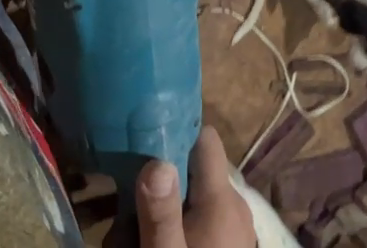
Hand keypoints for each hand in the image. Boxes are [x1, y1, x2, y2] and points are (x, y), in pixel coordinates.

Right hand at [137, 128, 256, 247]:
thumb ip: (161, 213)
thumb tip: (157, 162)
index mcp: (223, 198)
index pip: (205, 138)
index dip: (176, 130)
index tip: (143, 134)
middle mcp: (235, 203)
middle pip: (196, 165)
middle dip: (162, 170)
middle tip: (130, 186)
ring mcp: (236, 223)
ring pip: (197, 189)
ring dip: (169, 195)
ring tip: (137, 216)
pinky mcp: (232, 239)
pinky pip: (205, 212)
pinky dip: (182, 214)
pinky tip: (161, 232)